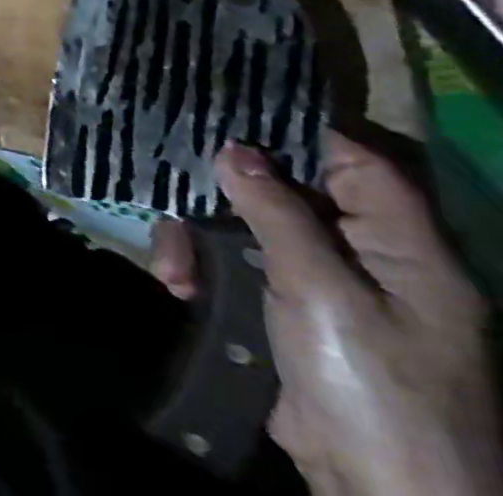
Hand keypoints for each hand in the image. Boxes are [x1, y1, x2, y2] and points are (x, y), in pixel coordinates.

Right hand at [152, 135, 501, 495]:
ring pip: (250, 234)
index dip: (301, 136)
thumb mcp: (320, 290)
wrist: (379, 485)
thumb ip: (277, 215)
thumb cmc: (369, 380)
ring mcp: (330, 292)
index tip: (226, 116)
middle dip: (223, 198)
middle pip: (291, 198)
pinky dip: (202, 273)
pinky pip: (238, 272)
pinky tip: (178, 288)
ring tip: (172, 270)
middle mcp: (371, 263)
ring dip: (200, 242)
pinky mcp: (292, 317)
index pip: (361, 168)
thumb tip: (234, 148)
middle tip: (169, 191)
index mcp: (407, 252)